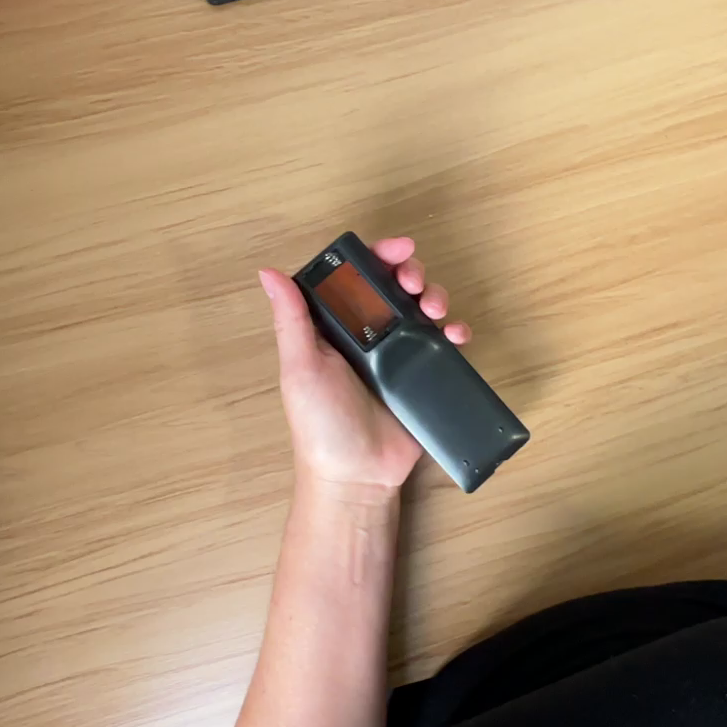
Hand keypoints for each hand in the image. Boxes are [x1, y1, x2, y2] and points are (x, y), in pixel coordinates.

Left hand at [257, 237, 472, 495]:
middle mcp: (370, 333)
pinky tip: (458, 334)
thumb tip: (269, 271)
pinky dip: (456, 330)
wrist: (357, 477)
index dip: (378, 256)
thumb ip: (291, 319)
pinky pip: (445, 343)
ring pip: (423, 308)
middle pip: (395, 286)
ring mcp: (400, 353)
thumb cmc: (321, 423)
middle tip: (416, 283)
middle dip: (412, 273)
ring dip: (436, 295)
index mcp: (337, 326)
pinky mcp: (424, 374)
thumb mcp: (301, 368)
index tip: (400, 249)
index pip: (357, 277)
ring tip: (436, 309)